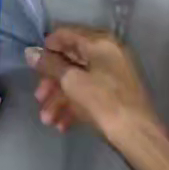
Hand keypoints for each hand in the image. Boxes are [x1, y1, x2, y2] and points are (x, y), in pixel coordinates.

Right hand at [26, 26, 163, 144]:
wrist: (138, 135)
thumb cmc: (104, 103)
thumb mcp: (72, 82)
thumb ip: (50, 65)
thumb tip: (31, 52)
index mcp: (100, 43)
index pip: (67, 34)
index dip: (47, 47)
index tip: (33, 64)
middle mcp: (108, 53)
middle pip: (71, 59)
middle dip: (52, 80)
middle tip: (38, 98)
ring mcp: (113, 74)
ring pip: (79, 79)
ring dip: (60, 98)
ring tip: (47, 120)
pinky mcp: (115, 94)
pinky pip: (89, 93)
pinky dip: (74, 106)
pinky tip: (62, 125)